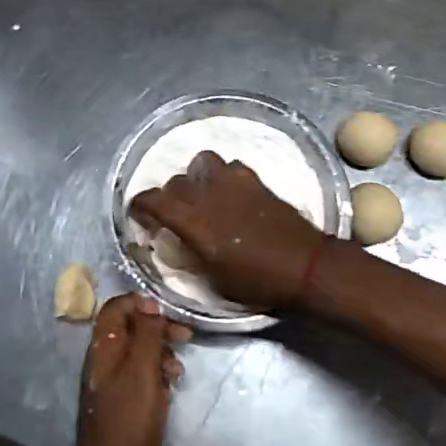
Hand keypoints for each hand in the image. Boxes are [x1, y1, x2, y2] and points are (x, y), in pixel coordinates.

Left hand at [75, 294, 188, 445]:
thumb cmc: (129, 423)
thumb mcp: (142, 372)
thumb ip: (146, 334)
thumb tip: (150, 304)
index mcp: (102, 351)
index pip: (114, 309)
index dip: (139, 302)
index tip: (168, 311)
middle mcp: (104, 363)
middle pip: (129, 329)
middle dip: (157, 327)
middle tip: (185, 335)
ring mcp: (113, 386)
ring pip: (139, 353)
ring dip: (162, 352)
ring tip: (180, 368)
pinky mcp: (125, 405)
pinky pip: (142, 377)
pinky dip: (159, 374)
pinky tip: (173, 385)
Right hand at [129, 151, 329, 310]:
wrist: (305, 266)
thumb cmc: (258, 283)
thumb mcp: (215, 281)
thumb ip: (193, 255)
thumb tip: (183, 243)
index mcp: (194, 223)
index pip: (153, 199)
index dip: (140, 204)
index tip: (139, 213)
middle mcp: (209, 196)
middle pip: (176, 181)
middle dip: (169, 195)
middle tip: (174, 213)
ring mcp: (234, 184)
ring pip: (203, 162)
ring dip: (198, 176)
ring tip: (204, 193)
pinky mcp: (256, 181)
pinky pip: (231, 166)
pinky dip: (225, 176)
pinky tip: (231, 192)